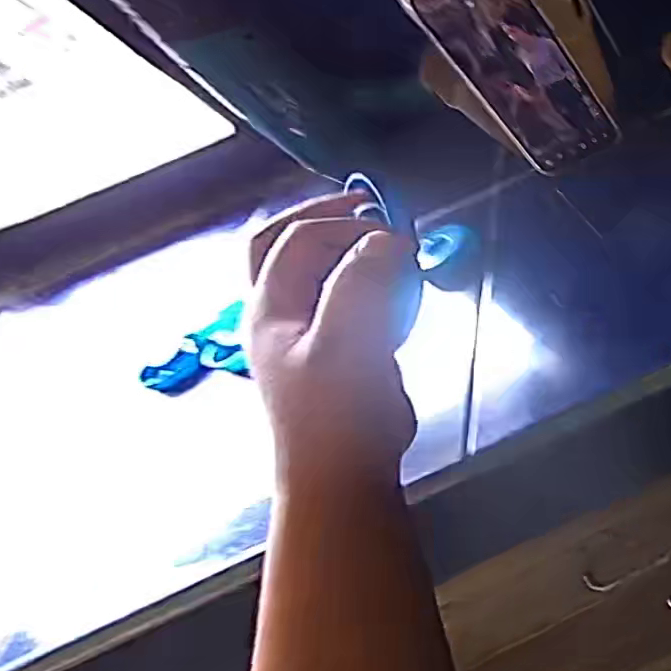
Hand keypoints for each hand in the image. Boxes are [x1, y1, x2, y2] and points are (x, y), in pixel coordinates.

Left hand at [248, 192, 417, 483]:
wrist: (345, 465)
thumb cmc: (339, 409)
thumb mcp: (349, 343)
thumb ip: (363, 286)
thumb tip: (389, 239)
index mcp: (271, 308)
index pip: (298, 241)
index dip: (345, 224)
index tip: (396, 232)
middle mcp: (282, 313)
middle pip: (286, 246)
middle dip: (325, 217)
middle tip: (369, 204)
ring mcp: (310, 332)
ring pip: (318, 272)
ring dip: (350, 248)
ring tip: (390, 242)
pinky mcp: (342, 348)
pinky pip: (349, 298)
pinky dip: (371, 280)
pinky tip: (399, 289)